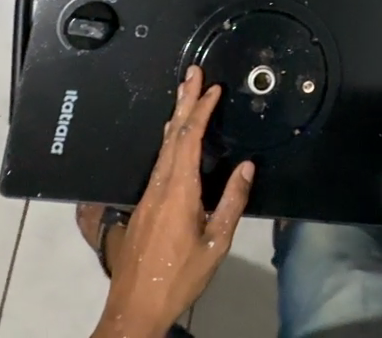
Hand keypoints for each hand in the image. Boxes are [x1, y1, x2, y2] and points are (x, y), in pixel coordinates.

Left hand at [93, 66, 253, 337]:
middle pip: (172, 135)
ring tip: (184, 94)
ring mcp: (149, 195)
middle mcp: (160, 185)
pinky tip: (175, 139)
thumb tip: (246, 165)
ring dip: (176, 118)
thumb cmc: (179, 276)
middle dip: (184, 102)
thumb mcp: (216, 242)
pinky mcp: (144, 206)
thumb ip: (232, 201)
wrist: (135, 308)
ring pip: (164, 147)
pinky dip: (171, 140)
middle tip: (192, 73)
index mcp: (179, 190)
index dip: (200, 110)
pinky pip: (160, 161)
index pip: (189, 139)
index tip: (212, 88)